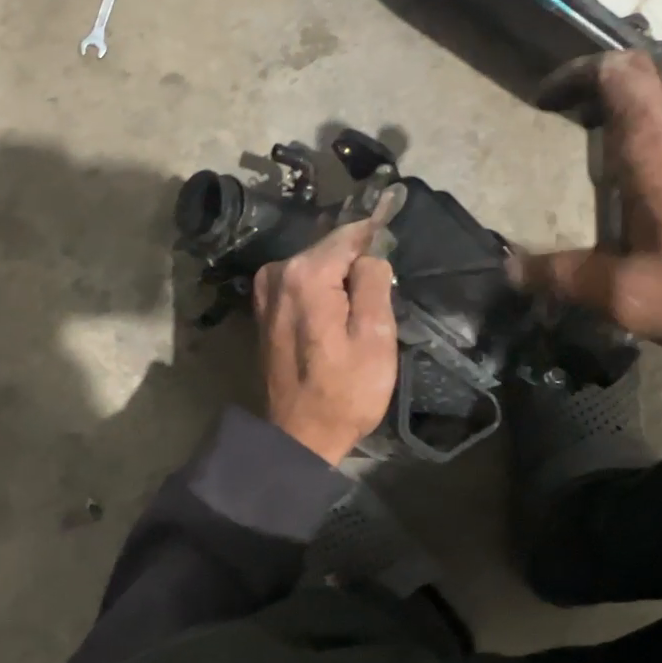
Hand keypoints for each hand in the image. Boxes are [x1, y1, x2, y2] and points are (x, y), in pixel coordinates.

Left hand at [253, 215, 398, 463]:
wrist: (298, 436)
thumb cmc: (343, 391)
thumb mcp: (374, 336)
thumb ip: (373, 282)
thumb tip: (371, 254)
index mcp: (305, 273)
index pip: (349, 234)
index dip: (376, 235)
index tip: (397, 226)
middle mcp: (278, 272)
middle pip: (330, 251)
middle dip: (357, 265)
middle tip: (384, 290)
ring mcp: (266, 292)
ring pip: (316, 268)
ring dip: (340, 281)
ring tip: (364, 308)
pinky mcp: (264, 311)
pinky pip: (302, 286)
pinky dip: (322, 294)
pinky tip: (338, 317)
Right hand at [516, 51, 661, 377]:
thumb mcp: (638, 299)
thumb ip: (572, 278)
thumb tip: (512, 266)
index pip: (624, 76)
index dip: (585, 70)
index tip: (552, 94)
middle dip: (623, 78)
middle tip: (584, 116)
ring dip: (648, 120)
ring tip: (609, 170)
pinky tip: (658, 208)